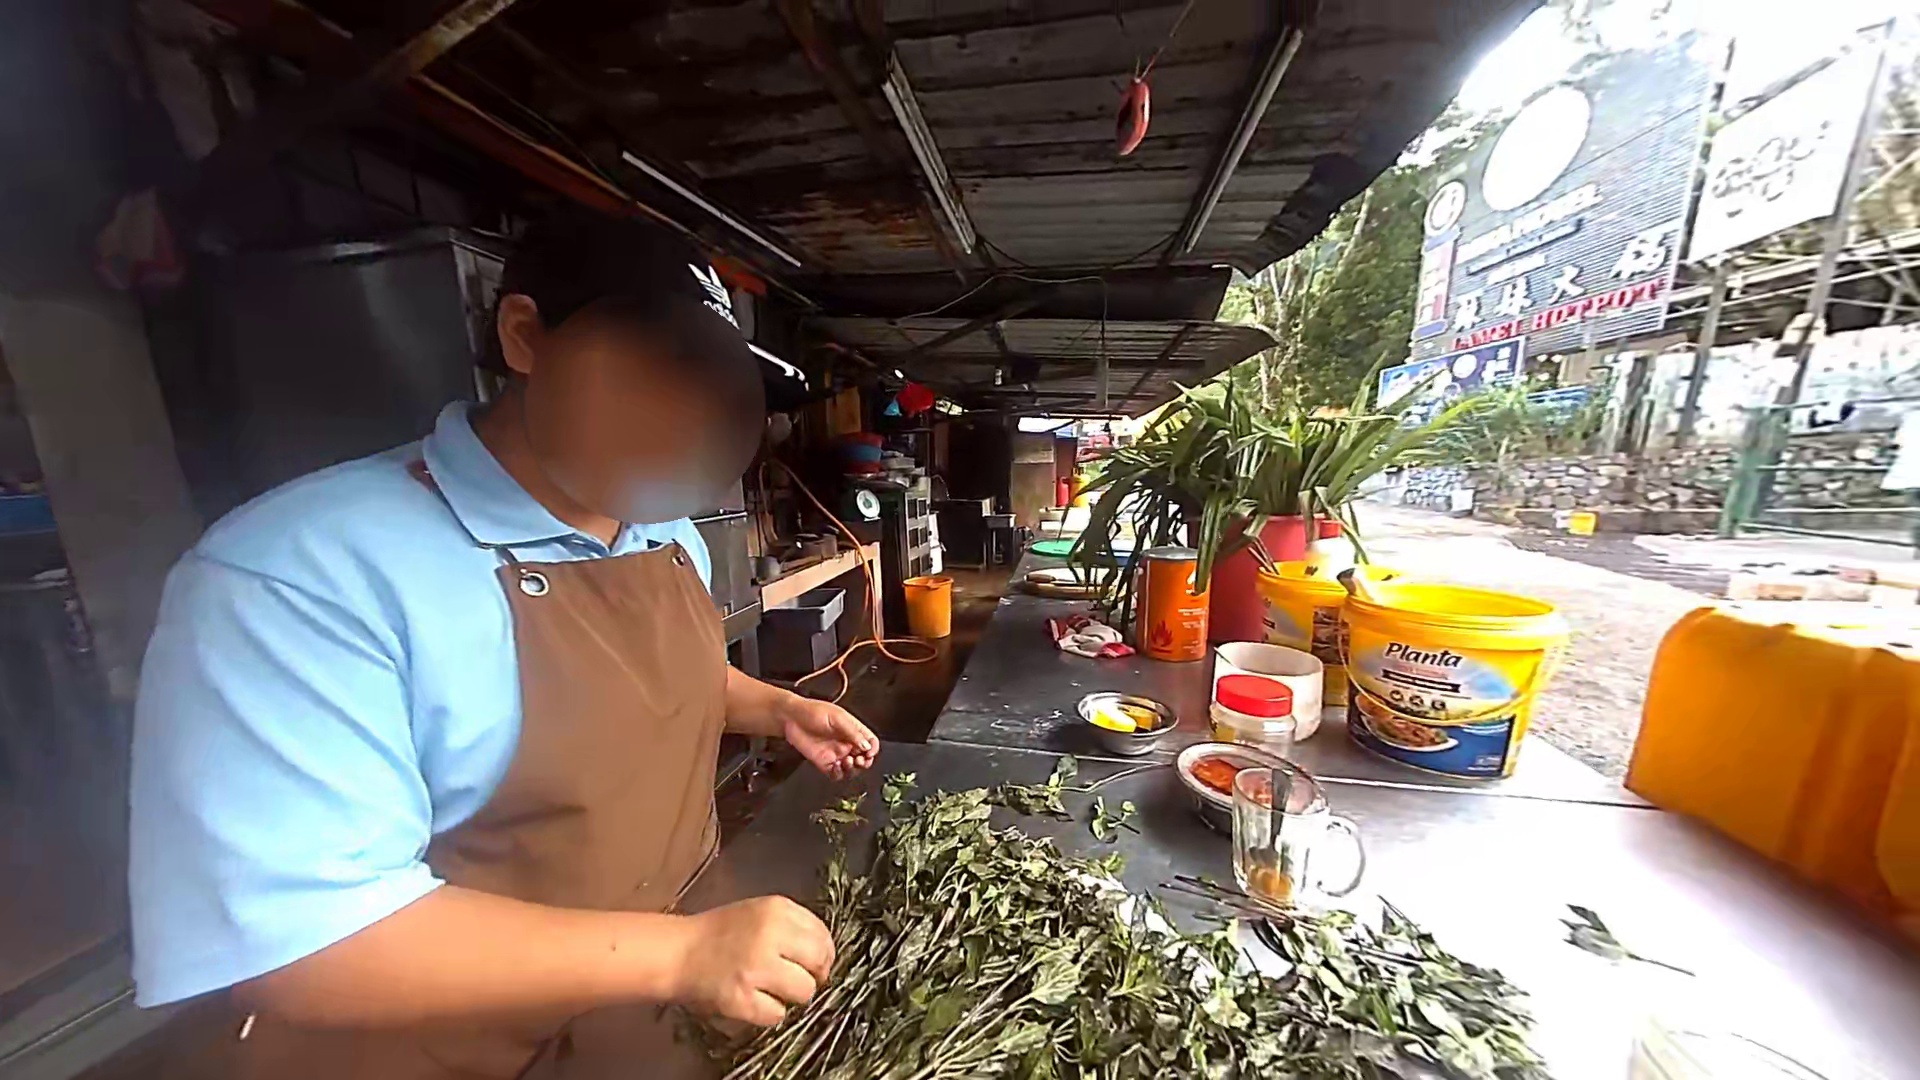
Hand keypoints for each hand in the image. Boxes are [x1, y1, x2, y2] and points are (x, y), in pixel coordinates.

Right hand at [669, 896, 834, 1025]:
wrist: (681, 951)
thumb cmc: (724, 930)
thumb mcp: (763, 911)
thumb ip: (793, 924)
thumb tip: (823, 951)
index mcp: (778, 908)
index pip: (822, 934)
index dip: (826, 953)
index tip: (819, 963)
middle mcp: (771, 934)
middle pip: (819, 961)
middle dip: (817, 975)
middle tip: (806, 980)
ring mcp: (756, 968)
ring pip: (804, 990)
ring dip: (796, 995)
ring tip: (779, 991)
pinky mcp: (741, 1000)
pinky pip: (777, 1014)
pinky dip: (772, 1013)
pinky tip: (759, 1002)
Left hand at [780, 697, 877, 779]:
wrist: (791, 719)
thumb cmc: (813, 711)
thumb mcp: (837, 717)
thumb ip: (852, 732)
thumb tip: (866, 746)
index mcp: (852, 729)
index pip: (870, 741)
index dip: (873, 748)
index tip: (869, 753)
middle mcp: (846, 742)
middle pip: (864, 757)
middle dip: (865, 761)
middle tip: (859, 760)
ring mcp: (836, 753)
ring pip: (852, 768)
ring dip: (853, 769)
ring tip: (847, 762)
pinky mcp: (824, 762)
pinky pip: (836, 774)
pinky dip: (839, 774)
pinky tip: (836, 767)